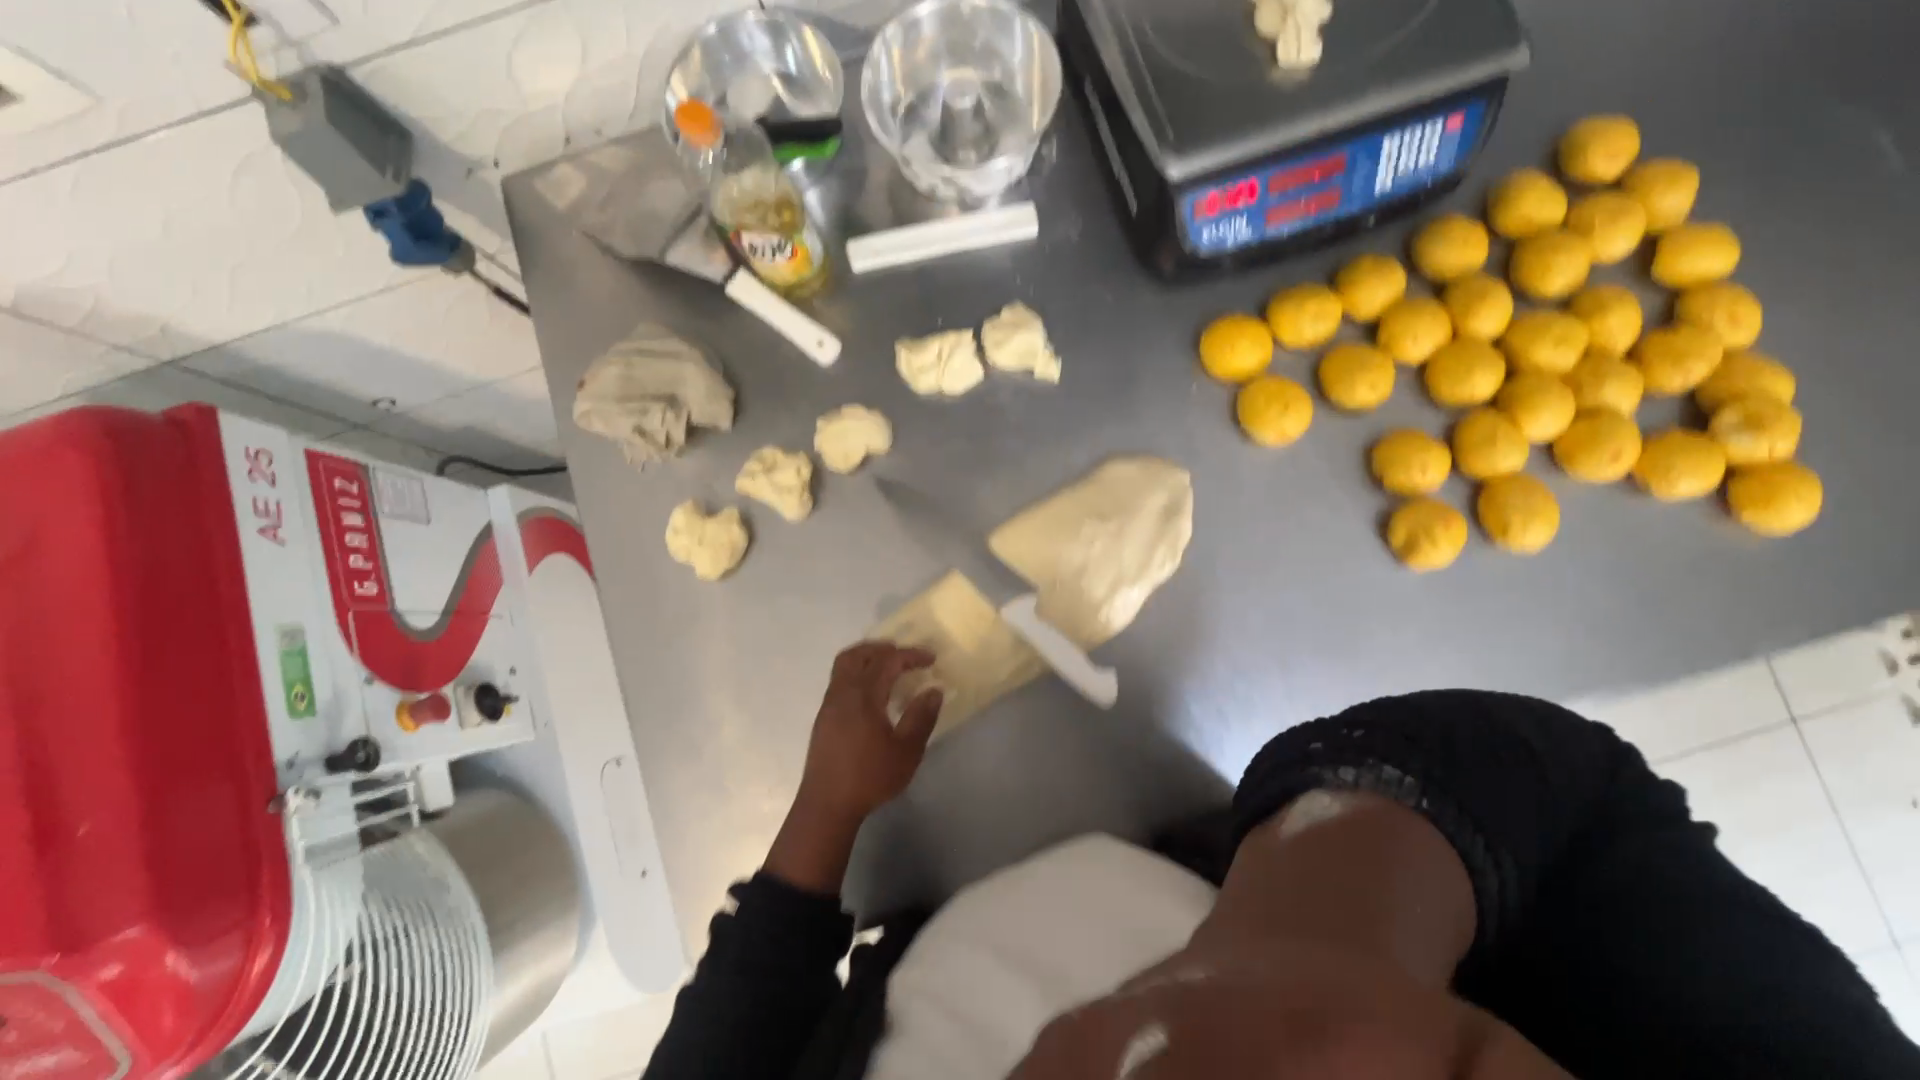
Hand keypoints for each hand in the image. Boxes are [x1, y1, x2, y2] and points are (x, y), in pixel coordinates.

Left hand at [795, 641, 943, 822]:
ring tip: (888, 670)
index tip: (931, 659)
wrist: (827, 804)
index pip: (887, 661)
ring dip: (866, 660)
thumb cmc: (870, 777)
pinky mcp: (823, 719)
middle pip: (857, 655)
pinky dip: (857, 675)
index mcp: (863, 696)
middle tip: (905, 655)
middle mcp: (842, 693)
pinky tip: (872, 696)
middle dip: (882, 648)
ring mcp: (828, 706)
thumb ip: (921, 717)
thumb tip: (934, 691)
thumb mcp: (906, 750)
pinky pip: (839, 682)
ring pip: (843, 667)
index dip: (910, 655)